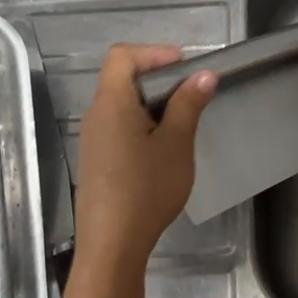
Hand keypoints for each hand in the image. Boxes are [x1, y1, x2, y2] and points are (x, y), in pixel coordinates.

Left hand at [73, 44, 216, 280]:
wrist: (112, 244)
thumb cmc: (146, 189)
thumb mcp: (177, 144)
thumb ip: (188, 104)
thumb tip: (203, 74)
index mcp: (112, 103)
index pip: (122, 56)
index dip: (154, 53)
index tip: (185, 67)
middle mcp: (96, 115)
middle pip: (121, 78)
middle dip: (158, 78)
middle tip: (192, 93)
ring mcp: (93, 139)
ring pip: (122, 104)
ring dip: (152, 104)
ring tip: (183, 121)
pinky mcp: (97, 160)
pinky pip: (119, 126)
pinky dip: (142, 124)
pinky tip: (163, 148)